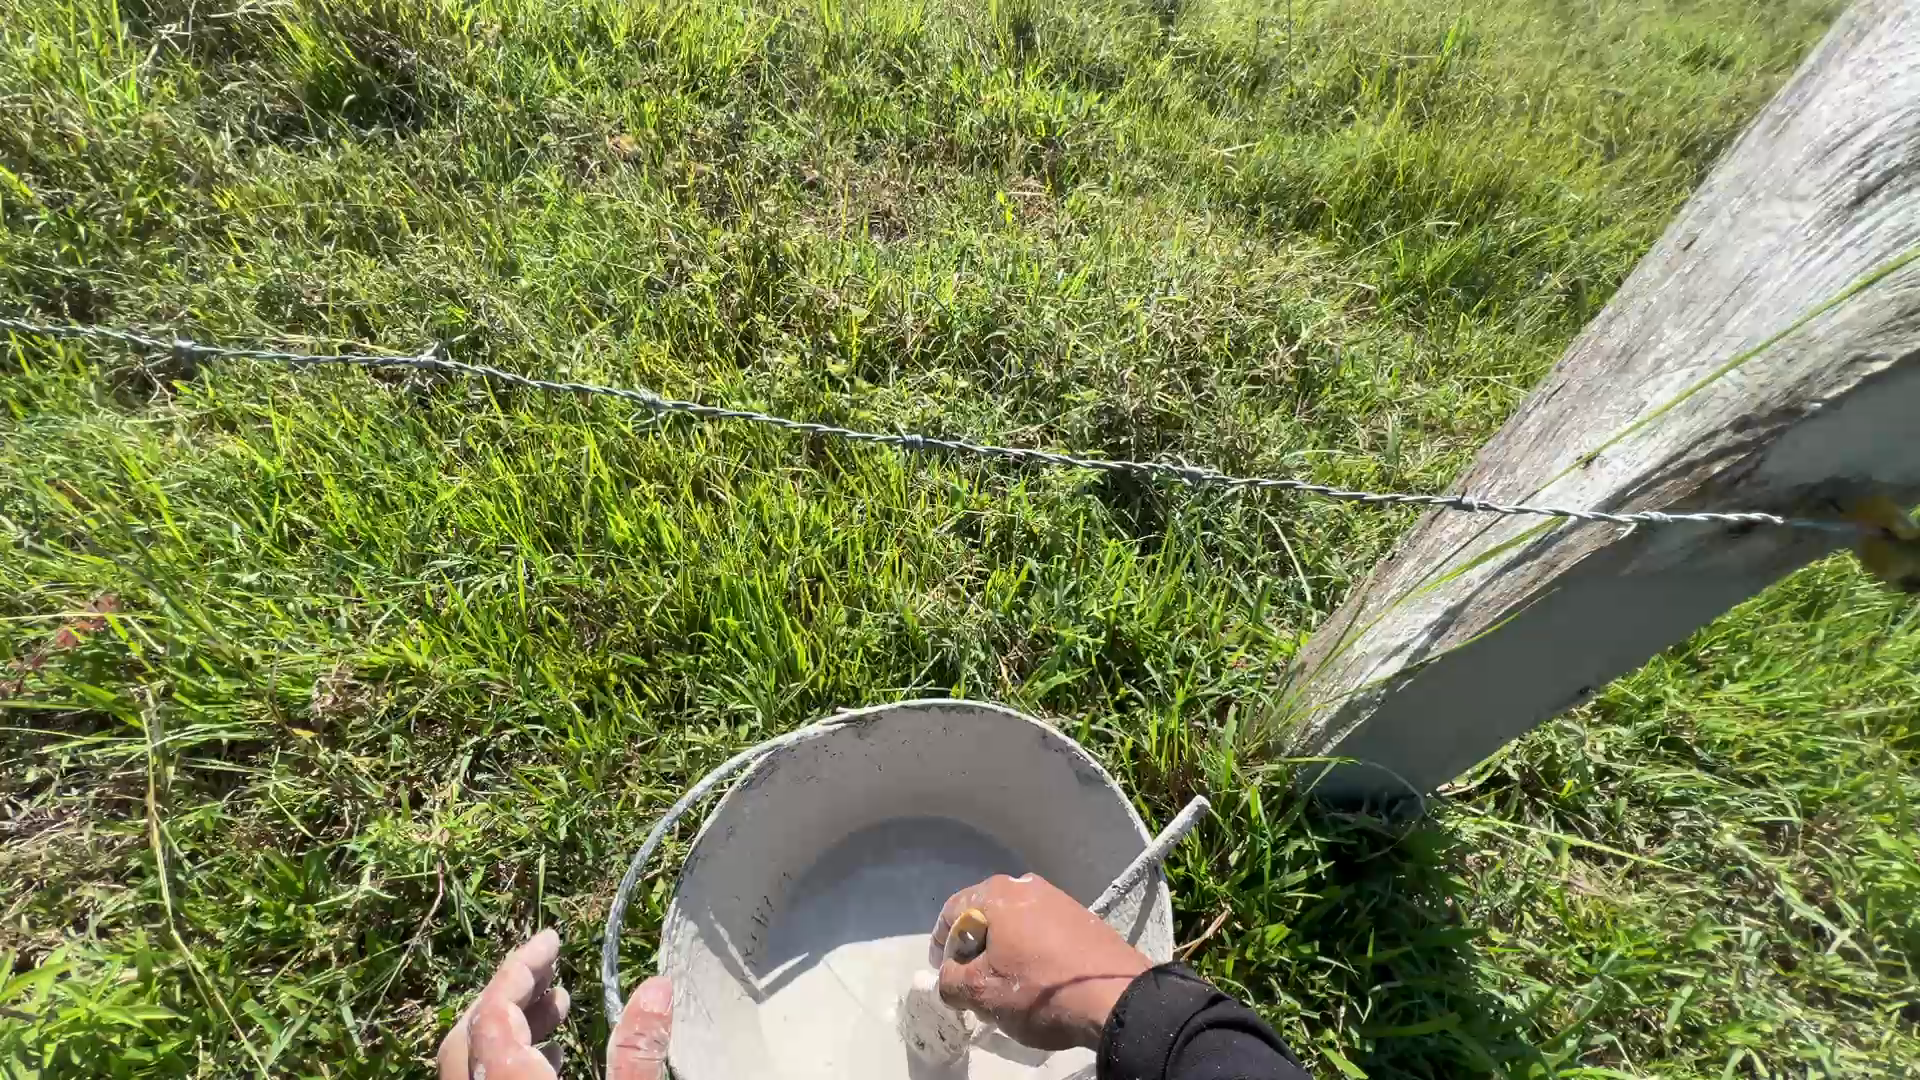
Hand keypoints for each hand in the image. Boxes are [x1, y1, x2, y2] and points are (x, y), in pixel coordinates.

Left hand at [436, 929, 673, 1079]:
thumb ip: (638, 1053)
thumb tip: (658, 985)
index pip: (491, 1015)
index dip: (518, 968)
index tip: (552, 939)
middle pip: (468, 1033)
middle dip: (512, 989)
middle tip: (556, 965)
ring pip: (469, 1059)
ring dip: (511, 1021)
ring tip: (561, 1004)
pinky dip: (507, 1052)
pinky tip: (551, 1059)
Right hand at [931, 874, 1151, 1050]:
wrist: (1114, 996)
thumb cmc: (1040, 990)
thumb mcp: (983, 994)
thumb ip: (951, 982)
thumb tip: (948, 975)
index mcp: (996, 894)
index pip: (952, 911)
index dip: (941, 944)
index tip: (943, 972)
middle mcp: (1024, 884)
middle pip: (983, 914)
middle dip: (973, 947)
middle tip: (972, 981)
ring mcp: (1054, 896)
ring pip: (1013, 921)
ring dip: (1002, 947)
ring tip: (1005, 983)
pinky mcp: (1078, 914)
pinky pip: (1039, 928)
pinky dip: (1029, 947)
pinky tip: (1036, 976)